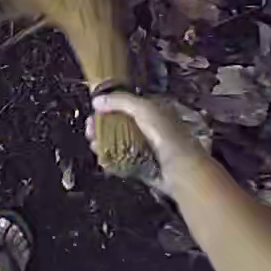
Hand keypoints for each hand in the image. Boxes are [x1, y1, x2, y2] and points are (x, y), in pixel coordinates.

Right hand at [91, 92, 221, 195]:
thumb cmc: (166, 135)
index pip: (127, 105)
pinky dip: (109, 158)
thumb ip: (120, 101)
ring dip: (102, 141)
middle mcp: (150, 129)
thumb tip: (96, 100)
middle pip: (120, 124)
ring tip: (92, 142)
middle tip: (89, 128)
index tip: (94, 109)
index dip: (110, 106)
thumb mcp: (144, 109)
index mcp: (154, 112)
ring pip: (118, 142)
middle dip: (102, 124)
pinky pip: (122, 160)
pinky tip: (100, 155)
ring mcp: (146, 149)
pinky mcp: (142, 167)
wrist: (181, 169)